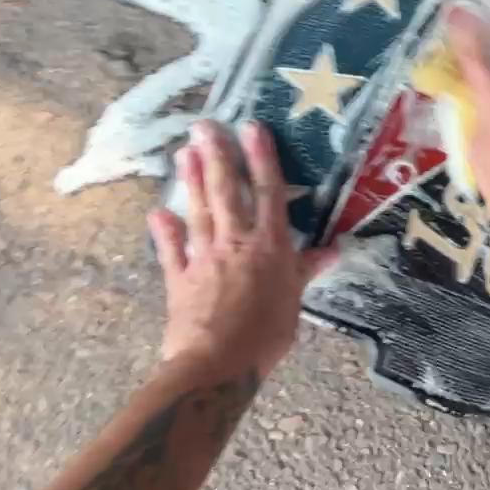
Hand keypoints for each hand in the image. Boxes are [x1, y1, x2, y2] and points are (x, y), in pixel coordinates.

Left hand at [147, 120, 337, 375]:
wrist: (217, 363)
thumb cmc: (267, 332)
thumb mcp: (296, 299)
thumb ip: (306, 269)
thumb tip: (333, 250)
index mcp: (270, 245)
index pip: (268, 193)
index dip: (261, 159)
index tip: (252, 128)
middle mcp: (237, 243)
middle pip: (226, 193)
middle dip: (216, 157)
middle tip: (204, 126)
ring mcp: (204, 258)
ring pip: (199, 212)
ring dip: (190, 181)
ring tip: (184, 152)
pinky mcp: (179, 279)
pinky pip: (171, 251)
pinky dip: (164, 232)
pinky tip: (156, 211)